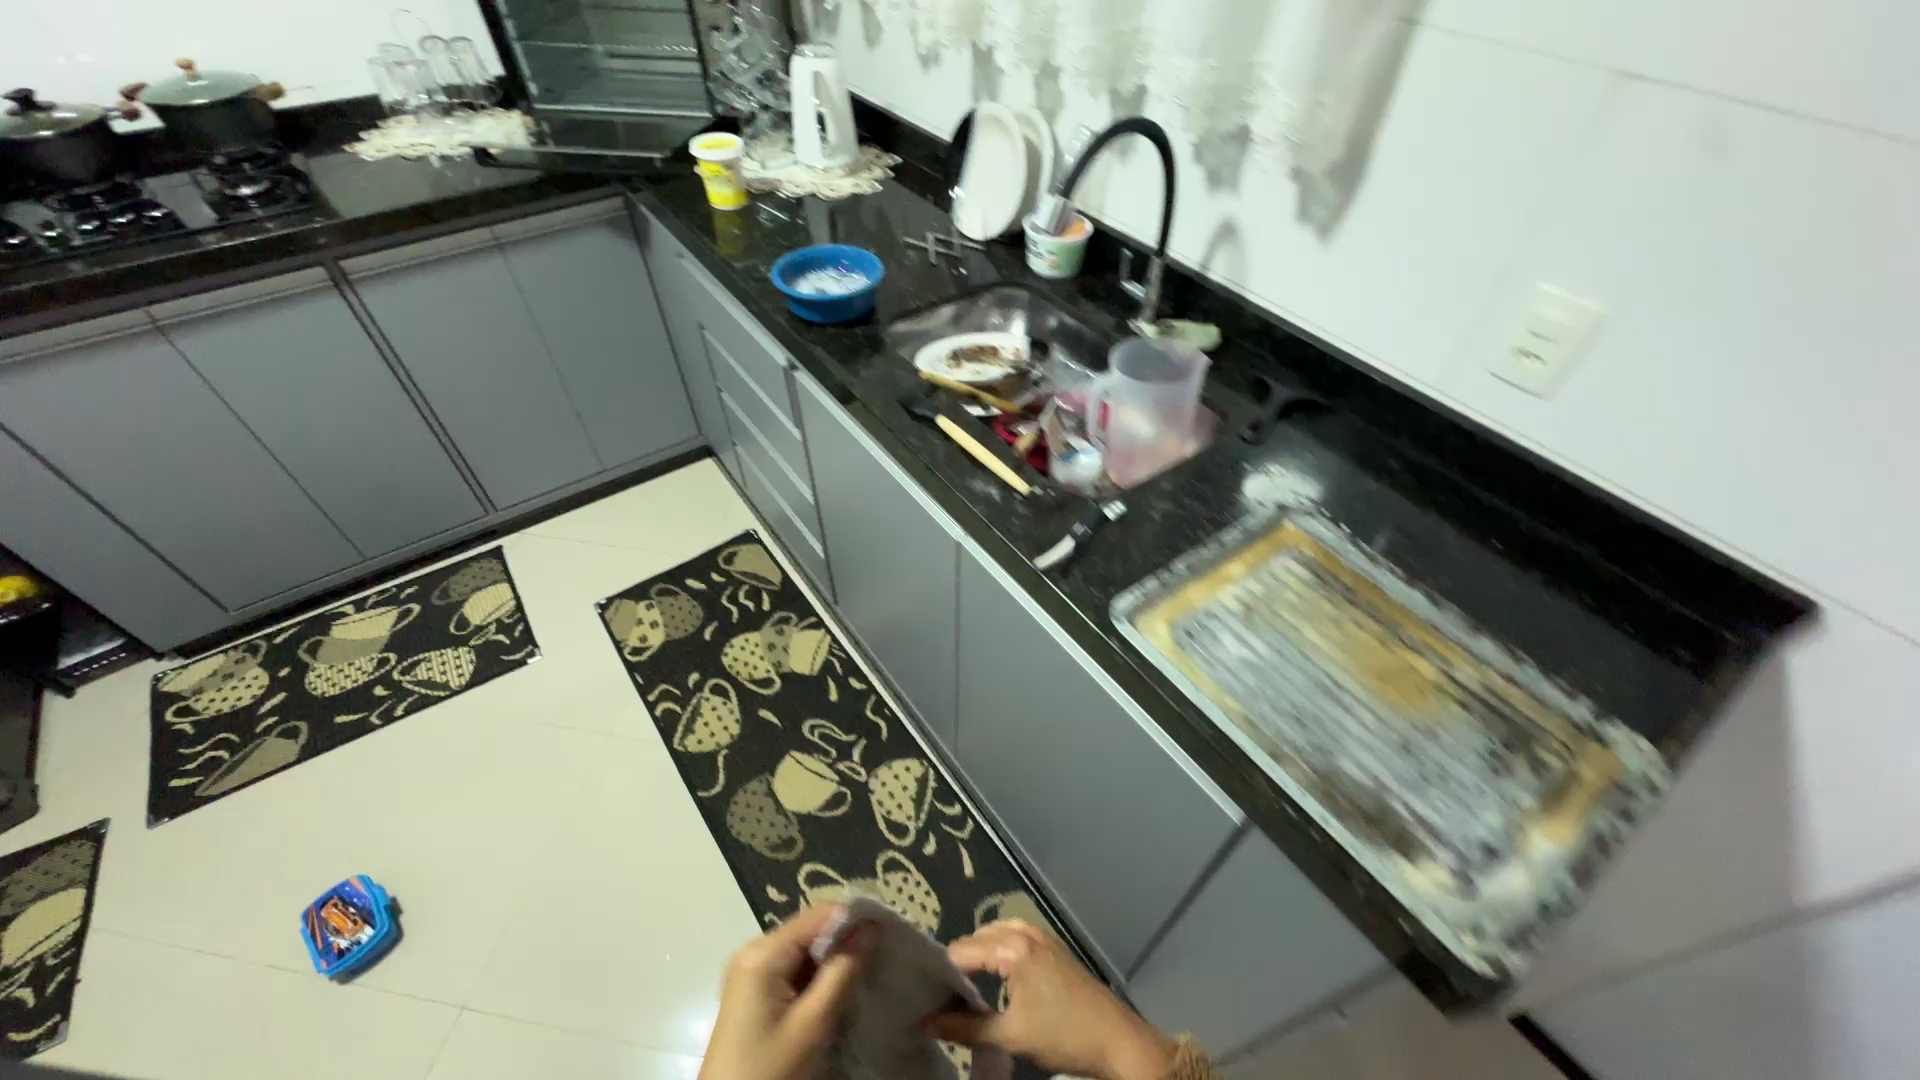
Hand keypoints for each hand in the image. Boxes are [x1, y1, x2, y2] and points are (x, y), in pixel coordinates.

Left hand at [700, 906, 868, 1079]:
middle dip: (844, 939)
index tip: (888, 929)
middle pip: (809, 930)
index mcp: (762, 953)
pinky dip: (815, 975)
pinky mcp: (753, 991)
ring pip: (802, 950)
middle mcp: (752, 951)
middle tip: (881, 954)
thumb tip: (870, 926)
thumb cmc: (770, 1071)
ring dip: (832, 959)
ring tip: (865, 970)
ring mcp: (750, 971)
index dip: (854, 917)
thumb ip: (842, 970)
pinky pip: (791, 968)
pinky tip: (837, 989)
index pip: (818, 914)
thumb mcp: (813, 1023)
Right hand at [925, 920, 1176, 1079]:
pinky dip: (998, 949)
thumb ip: (964, 1027)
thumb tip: (924, 1023)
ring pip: (995, 934)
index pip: (961, 952)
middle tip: (943, 995)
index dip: (941, 975)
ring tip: (966, 988)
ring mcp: (1041, 935)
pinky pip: (1014, 935)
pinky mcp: (1052, 944)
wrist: (1116, 1040)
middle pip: (976, 938)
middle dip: (958, 963)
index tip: (927, 996)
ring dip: (979, 955)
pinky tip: (995, 975)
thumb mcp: (1010, 1036)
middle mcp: (1024, 932)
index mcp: (1013, 948)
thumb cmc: (1063, 1036)